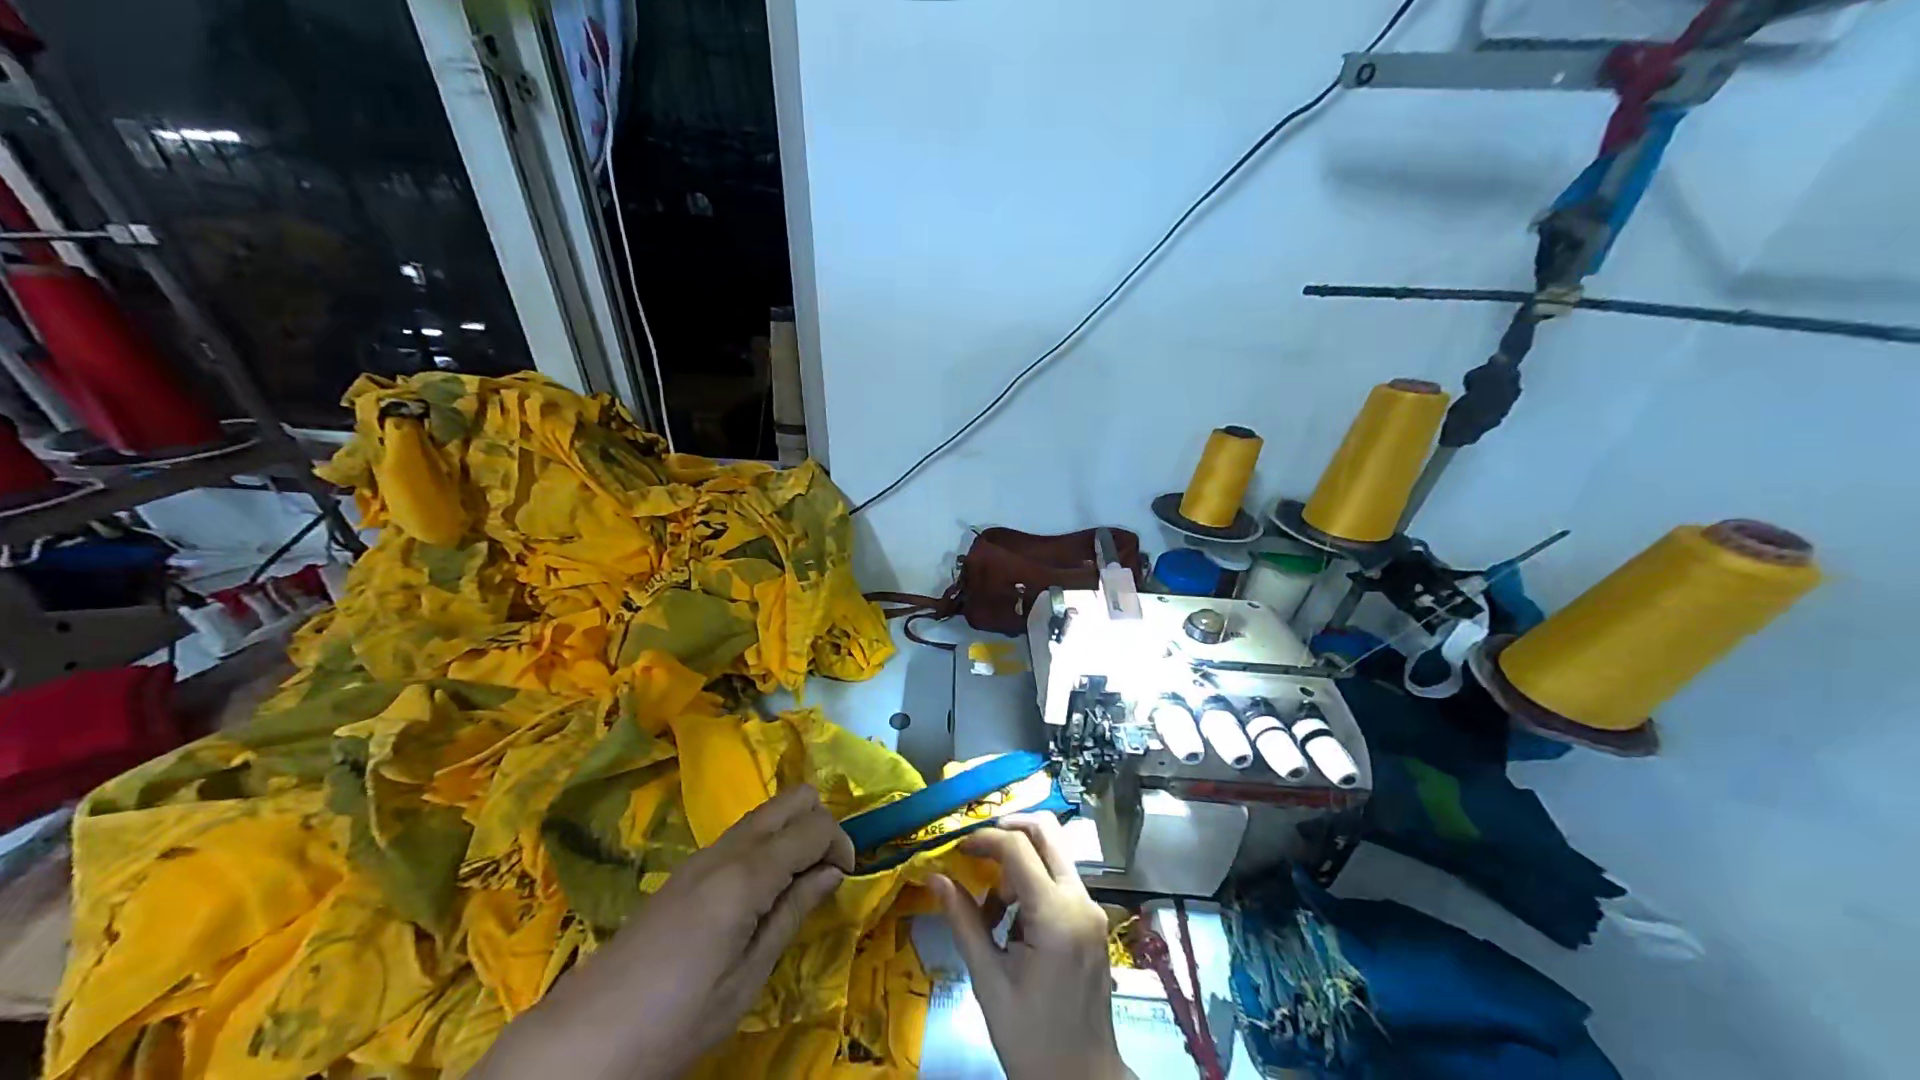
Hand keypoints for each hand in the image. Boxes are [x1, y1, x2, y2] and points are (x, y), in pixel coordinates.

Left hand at [471, 785, 853, 1079]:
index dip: (841, 844)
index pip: (814, 825)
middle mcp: (725, 850)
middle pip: (791, 799)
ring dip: (793, 833)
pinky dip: (768, 846)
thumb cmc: (676, 1020)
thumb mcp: (747, 978)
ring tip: (797, 887)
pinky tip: (760, 895)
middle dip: (820, 823)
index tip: (844, 880)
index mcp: (745, 875)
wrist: (583, 1040)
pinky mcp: (685, 871)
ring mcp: (701, 856)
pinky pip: (741, 836)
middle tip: (824, 873)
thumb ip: (792, 913)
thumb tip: (832, 872)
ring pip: (765, 813)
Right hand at [928, 814, 1133, 1079]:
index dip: (983, 838)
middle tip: (975, 849)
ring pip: (1054, 855)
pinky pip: (1060, 882)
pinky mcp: (1092, 922)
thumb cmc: (1031, 1038)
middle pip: (1048, 832)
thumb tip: (934, 877)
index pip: (1018, 849)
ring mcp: (1092, 910)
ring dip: (1018, 864)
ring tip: (990, 912)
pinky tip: (1012, 924)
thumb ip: (964, 922)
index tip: (956, 848)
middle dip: (1008, 830)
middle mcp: (1081, 901)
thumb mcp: (989, 981)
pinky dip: (1032, 885)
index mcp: (1057, 915)